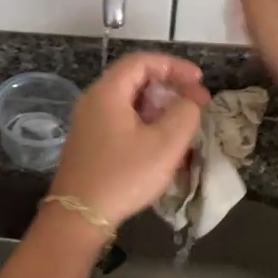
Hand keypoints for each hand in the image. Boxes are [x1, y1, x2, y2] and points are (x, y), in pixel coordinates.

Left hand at [49, 52, 208, 224]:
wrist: (79, 215)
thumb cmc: (123, 175)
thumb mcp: (165, 144)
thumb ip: (184, 113)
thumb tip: (190, 100)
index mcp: (107, 92)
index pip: (142, 61)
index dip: (174, 66)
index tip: (199, 80)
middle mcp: (94, 101)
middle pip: (135, 80)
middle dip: (169, 87)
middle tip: (197, 103)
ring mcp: (89, 122)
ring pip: (130, 103)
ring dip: (159, 108)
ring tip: (184, 125)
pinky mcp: (90, 143)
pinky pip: (121, 121)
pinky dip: (145, 124)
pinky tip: (162, 145)